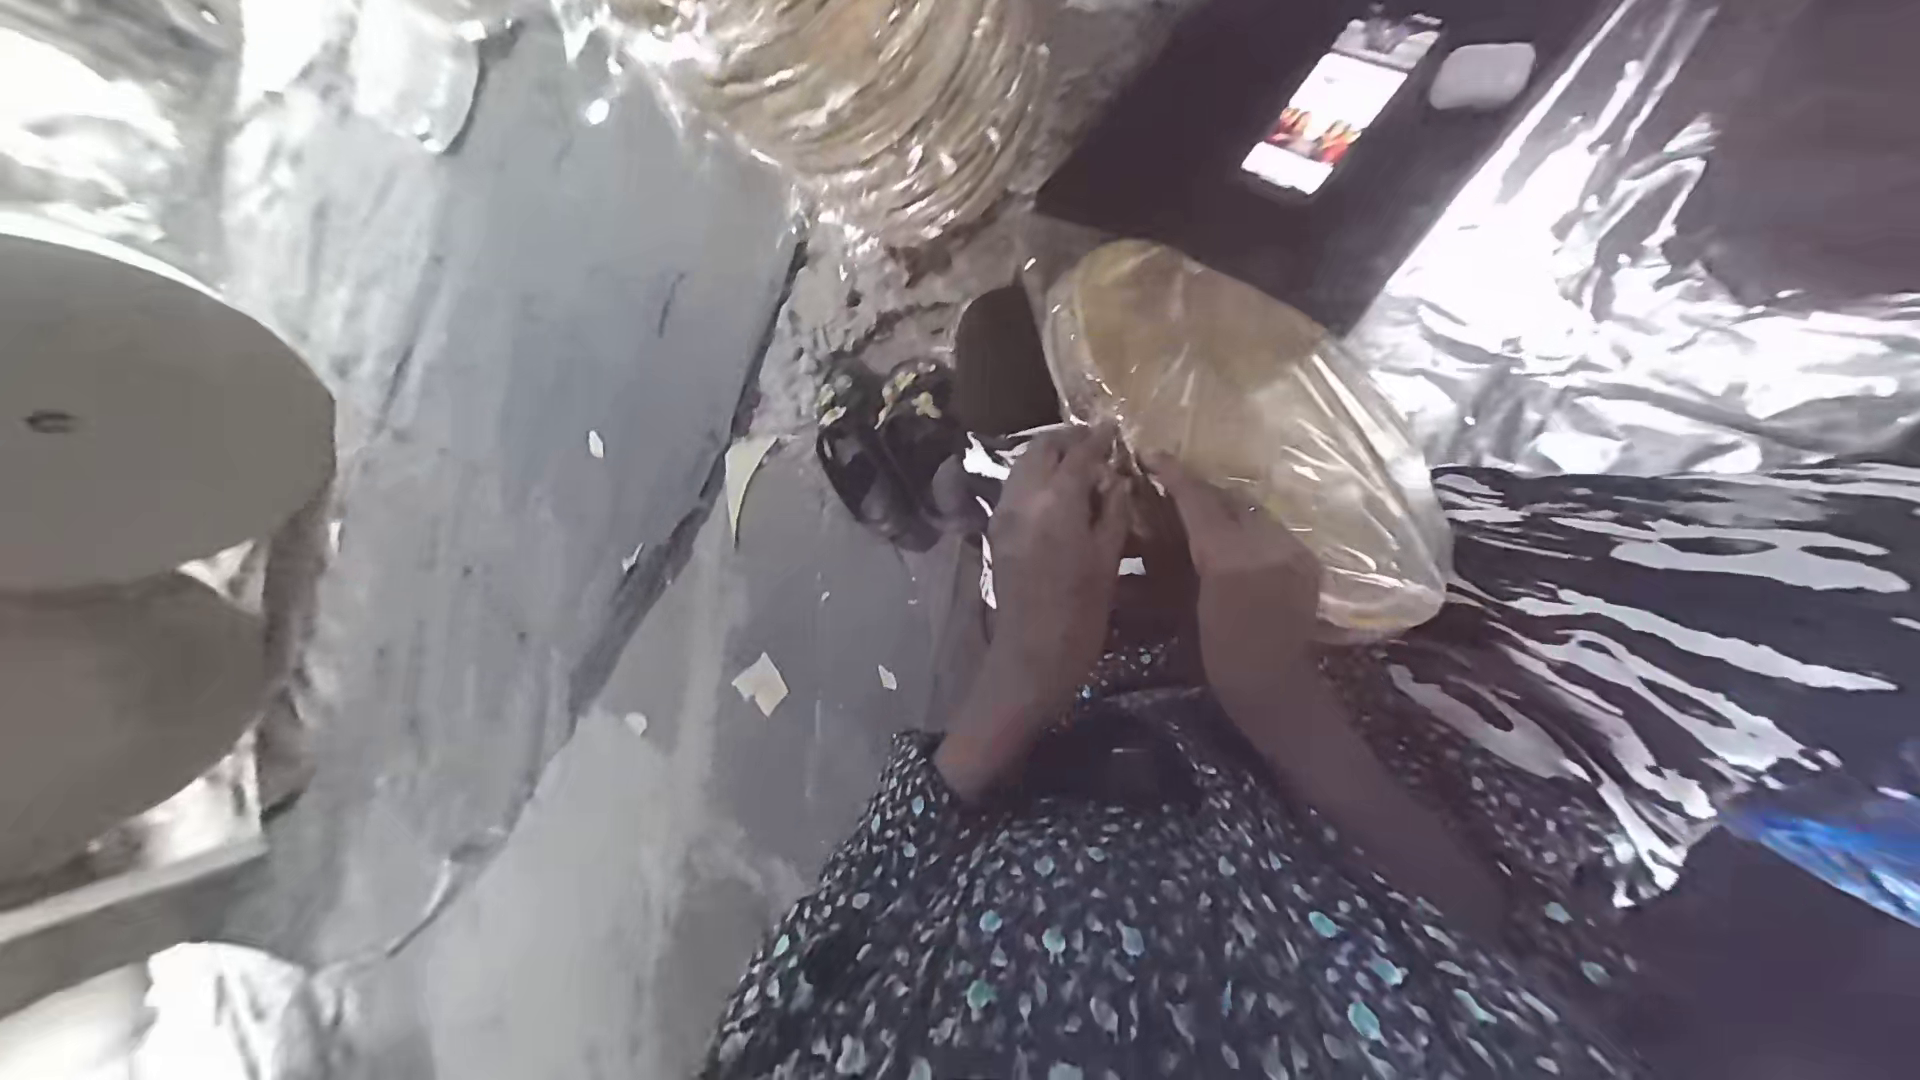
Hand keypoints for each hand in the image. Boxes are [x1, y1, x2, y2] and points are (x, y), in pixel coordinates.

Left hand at [935, 426, 1129, 798]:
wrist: (1031, 654)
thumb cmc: (1081, 613)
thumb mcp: (1107, 559)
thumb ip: (1112, 510)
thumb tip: (1114, 478)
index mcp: (1055, 503)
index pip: (1078, 453)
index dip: (1098, 438)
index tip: (1113, 427)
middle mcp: (1022, 498)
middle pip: (1041, 449)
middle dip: (1068, 440)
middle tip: (1094, 445)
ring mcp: (1003, 514)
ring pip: (1023, 466)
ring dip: (1049, 458)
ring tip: (1078, 467)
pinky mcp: (995, 531)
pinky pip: (1016, 489)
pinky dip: (1036, 480)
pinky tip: (1058, 493)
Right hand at [1148, 455, 1321, 710]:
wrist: (1275, 685)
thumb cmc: (1217, 654)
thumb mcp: (1184, 604)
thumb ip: (1177, 557)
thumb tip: (1158, 523)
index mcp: (1228, 559)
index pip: (1199, 501)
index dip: (1174, 474)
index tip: (1151, 454)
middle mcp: (1266, 545)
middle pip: (1227, 498)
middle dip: (1197, 488)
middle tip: (1170, 484)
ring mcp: (1292, 550)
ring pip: (1250, 510)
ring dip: (1223, 506)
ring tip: (1199, 512)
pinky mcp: (1306, 559)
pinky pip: (1269, 529)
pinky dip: (1246, 526)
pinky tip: (1232, 537)